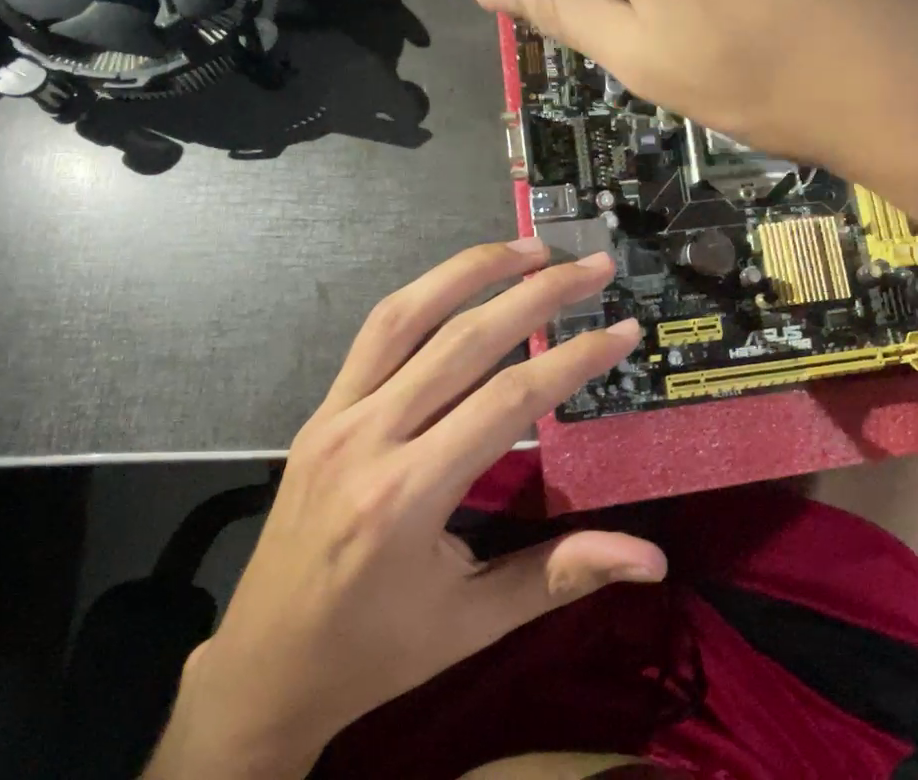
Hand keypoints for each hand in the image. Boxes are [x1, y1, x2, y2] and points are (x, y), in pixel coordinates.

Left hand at [144, 240, 663, 779]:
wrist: (264, 670)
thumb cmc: (375, 652)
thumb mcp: (474, 621)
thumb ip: (562, 573)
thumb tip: (652, 559)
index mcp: (407, 495)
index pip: (509, 400)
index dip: (574, 360)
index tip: (623, 331)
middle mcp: (367, 438)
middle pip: (464, 340)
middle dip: (539, 294)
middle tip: (595, 266)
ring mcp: (334, 417)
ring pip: (407, 316)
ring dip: (473, 270)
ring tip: (531, 247)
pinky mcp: (320, 413)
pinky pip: (374, 336)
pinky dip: (424, 296)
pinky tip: (463, 282)